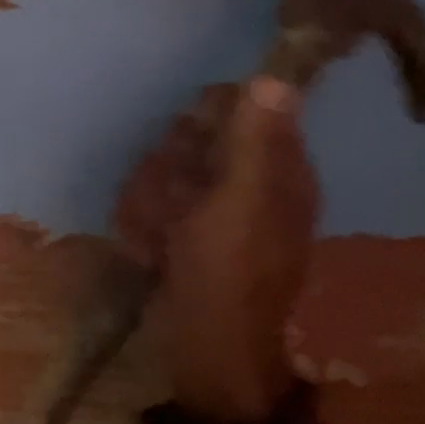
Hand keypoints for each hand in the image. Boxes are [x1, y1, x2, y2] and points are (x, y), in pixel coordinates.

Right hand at [113, 78, 319, 422]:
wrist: (203, 346)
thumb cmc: (226, 272)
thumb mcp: (240, 202)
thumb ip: (254, 143)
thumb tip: (275, 77)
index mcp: (280, 168)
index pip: (242, 103)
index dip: (209, 115)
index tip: (189, 140)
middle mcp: (250, 178)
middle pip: (195, 132)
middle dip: (171, 158)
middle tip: (173, 193)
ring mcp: (215, 203)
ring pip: (168, 162)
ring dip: (153, 189)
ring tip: (159, 227)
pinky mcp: (186, 224)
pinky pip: (154, 194)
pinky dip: (145, 213)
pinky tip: (150, 239)